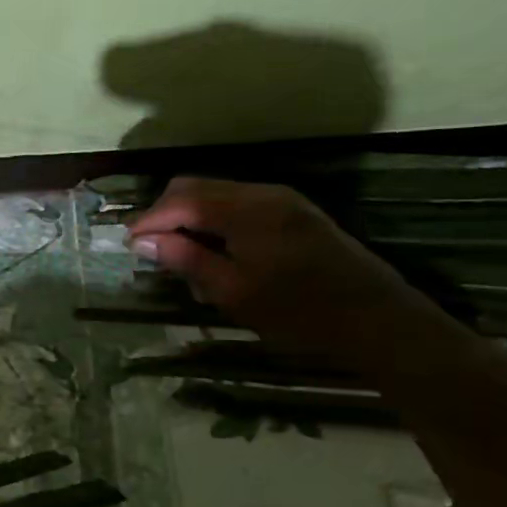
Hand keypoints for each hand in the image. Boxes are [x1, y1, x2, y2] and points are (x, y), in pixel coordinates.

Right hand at [127, 177, 431, 356]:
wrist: (378, 320)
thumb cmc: (299, 312)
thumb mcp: (233, 292)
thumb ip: (186, 260)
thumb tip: (143, 241)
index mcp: (246, 210)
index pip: (181, 201)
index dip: (149, 220)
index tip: (127, 242)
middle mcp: (262, 193)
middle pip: (195, 186)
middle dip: (165, 211)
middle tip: (148, 246)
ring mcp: (281, 199)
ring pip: (216, 192)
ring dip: (188, 213)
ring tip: (175, 249)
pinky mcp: (294, 211)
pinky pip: (238, 201)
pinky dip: (213, 217)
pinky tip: (211, 246)